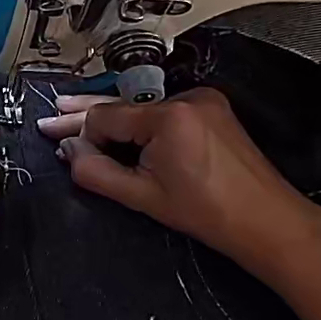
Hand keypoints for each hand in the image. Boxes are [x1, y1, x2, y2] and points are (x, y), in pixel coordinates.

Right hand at [37, 88, 320, 275]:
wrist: (266, 221)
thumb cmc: (209, 213)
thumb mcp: (143, 197)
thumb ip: (98, 172)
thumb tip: (70, 152)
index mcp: (168, 116)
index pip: (106, 116)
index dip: (80, 132)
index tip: (57, 140)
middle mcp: (187, 98)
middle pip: (124, 105)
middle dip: (87, 114)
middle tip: (54, 116)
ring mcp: (203, 101)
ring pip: (144, 107)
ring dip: (114, 118)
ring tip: (78, 118)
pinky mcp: (213, 109)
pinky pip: (165, 110)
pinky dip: (142, 121)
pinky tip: (120, 130)